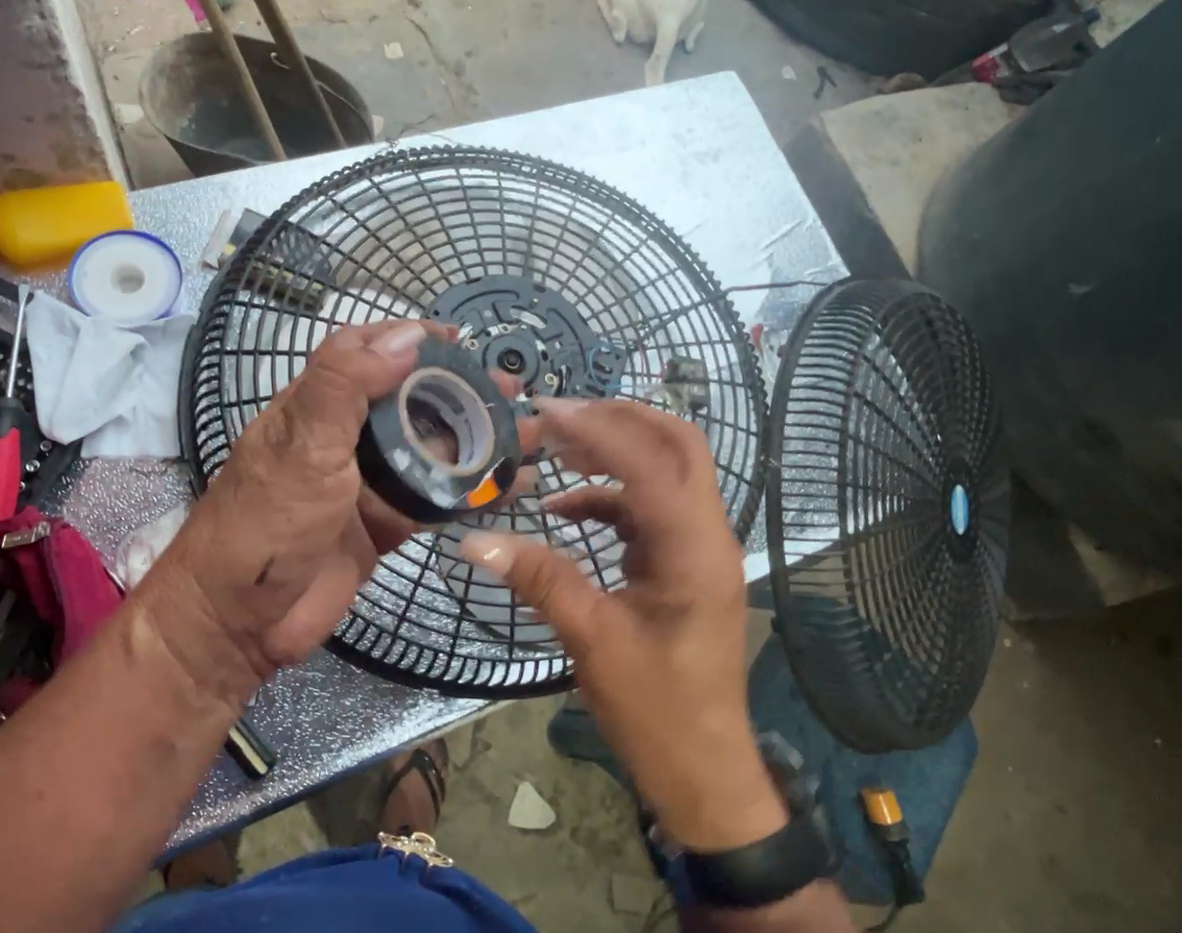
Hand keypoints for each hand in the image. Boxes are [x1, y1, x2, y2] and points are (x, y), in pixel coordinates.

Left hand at [138, 320, 537, 709]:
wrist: (242, 620)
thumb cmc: (266, 522)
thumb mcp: (302, 445)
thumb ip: (346, 386)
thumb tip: (406, 336)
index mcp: (317, 406)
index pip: (366, 354)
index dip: (411, 341)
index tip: (462, 341)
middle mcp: (345, 437)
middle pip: (410, 400)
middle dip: (461, 390)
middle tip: (511, 390)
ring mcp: (367, 483)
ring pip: (430, 450)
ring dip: (476, 438)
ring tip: (526, 432)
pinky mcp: (384, 524)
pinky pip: (435, 499)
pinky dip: (473, 491)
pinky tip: (512, 484)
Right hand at [460, 398, 783, 850]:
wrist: (704, 771)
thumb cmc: (656, 710)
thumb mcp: (592, 640)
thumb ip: (539, 579)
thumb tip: (473, 539)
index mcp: (695, 549)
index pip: (651, 463)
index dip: (597, 429)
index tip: (544, 412)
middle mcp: (708, 536)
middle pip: (678, 447)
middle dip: (620, 420)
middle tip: (558, 415)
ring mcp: (699, 549)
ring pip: (666, 473)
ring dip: (614, 455)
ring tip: (554, 449)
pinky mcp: (683, 566)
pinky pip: (650, 512)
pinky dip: (610, 498)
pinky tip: (565, 507)